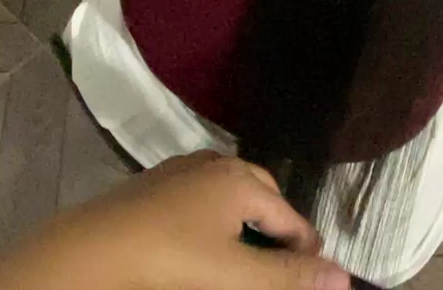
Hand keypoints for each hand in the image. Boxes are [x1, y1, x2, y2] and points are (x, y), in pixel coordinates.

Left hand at [0, 151, 351, 289]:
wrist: (97, 248)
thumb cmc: (173, 260)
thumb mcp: (235, 276)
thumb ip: (288, 278)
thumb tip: (344, 279)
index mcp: (242, 181)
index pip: (291, 217)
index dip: (307, 251)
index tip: (316, 278)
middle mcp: (219, 164)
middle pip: (264, 194)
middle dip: (279, 227)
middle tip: (284, 265)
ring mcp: (186, 168)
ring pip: (233, 190)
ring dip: (249, 218)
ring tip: (249, 254)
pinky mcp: (160, 180)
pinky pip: (206, 192)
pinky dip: (219, 214)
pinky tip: (207, 240)